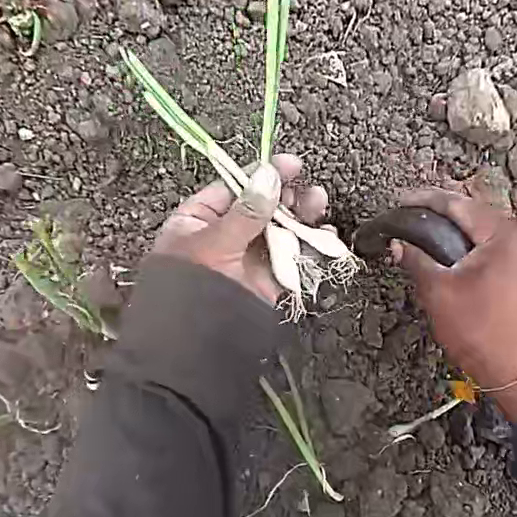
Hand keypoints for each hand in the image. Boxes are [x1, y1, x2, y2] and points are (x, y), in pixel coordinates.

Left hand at [151, 153, 331, 305]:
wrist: (196, 351)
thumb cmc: (191, 294)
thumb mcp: (213, 244)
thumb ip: (245, 212)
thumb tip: (269, 175)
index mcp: (198, 222)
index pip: (233, 188)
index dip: (261, 174)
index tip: (290, 164)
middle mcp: (225, 237)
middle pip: (262, 206)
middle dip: (287, 196)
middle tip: (308, 190)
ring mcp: (249, 259)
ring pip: (281, 229)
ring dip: (302, 216)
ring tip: (319, 205)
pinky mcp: (270, 280)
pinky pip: (293, 256)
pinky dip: (311, 245)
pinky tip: (325, 235)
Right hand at [388, 187, 516, 421]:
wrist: (513, 368)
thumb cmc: (480, 332)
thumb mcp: (437, 290)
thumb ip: (415, 258)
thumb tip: (398, 242)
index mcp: (504, 233)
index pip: (457, 203)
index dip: (423, 201)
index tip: (398, 202)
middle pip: (469, 211)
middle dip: (435, 213)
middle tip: (404, 217)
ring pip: (477, 227)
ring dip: (448, 228)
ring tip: (417, 232)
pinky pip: (486, 242)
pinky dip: (463, 243)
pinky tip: (441, 248)